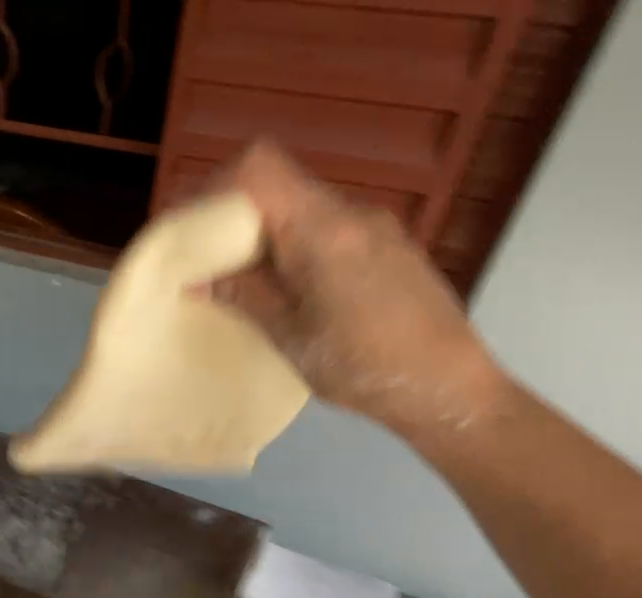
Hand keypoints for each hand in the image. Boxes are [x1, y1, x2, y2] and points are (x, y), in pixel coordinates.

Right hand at [210, 142, 512, 437]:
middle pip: (279, 188)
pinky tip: (293, 296)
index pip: (259, 168)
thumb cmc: (363, 365)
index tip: (193, 233)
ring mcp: (375, 229)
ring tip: (246, 288)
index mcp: (321, 229)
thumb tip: (199, 276)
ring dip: (266, 240)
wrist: (448, 385)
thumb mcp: (289, 336)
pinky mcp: (389, 249)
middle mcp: (351, 214)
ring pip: (303, 212)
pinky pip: (329, 233)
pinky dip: (296, 251)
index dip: (215, 189)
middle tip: (208, 268)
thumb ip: (243, 296)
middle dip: (235, 221)